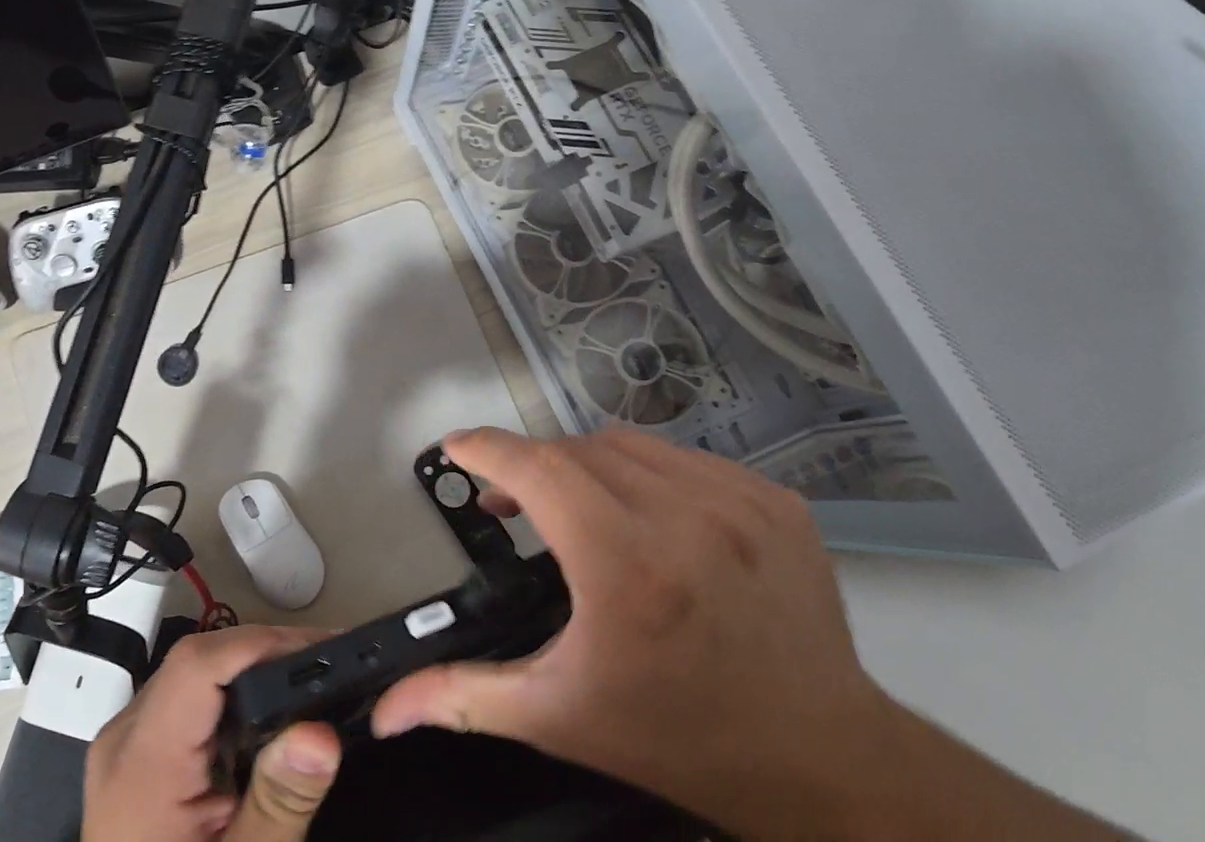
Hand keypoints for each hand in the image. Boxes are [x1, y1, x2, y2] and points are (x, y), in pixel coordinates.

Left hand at [85, 626, 342, 841]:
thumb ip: (279, 804)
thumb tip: (320, 732)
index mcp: (142, 764)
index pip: (197, 665)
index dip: (260, 643)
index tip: (326, 650)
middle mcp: (124, 739)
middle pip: (196, 665)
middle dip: (267, 655)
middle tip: (335, 668)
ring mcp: (124, 747)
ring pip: (192, 680)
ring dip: (253, 675)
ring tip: (314, 687)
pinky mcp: (134, 759)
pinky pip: (186, 707)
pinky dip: (234, 703)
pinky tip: (273, 721)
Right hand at [372, 427, 896, 837]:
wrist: (818, 757)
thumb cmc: (677, 736)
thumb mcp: (558, 717)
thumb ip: (462, 697)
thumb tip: (386, 710)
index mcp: (625, 567)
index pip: (537, 469)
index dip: (486, 449)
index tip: (456, 449)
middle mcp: (685, 518)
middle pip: (576, 451)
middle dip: (531, 467)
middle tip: (511, 504)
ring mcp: (740, 504)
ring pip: (630, 446)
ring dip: (585, 465)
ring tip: (571, 506)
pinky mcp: (777, 504)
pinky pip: (686, 460)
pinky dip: (645, 474)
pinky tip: (641, 514)